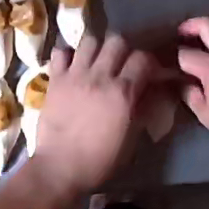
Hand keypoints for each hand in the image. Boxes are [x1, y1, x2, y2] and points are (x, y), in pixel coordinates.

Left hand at [30, 34, 162, 198]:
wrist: (60, 168)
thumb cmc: (100, 160)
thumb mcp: (131, 138)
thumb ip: (142, 109)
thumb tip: (153, 92)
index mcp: (123, 92)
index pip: (143, 58)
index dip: (148, 62)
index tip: (148, 72)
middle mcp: (100, 77)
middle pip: (117, 41)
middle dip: (123, 50)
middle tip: (121, 65)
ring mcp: (75, 75)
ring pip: (90, 40)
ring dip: (97, 48)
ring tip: (97, 62)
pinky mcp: (55, 79)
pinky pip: (61, 52)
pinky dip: (68, 55)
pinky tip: (73, 67)